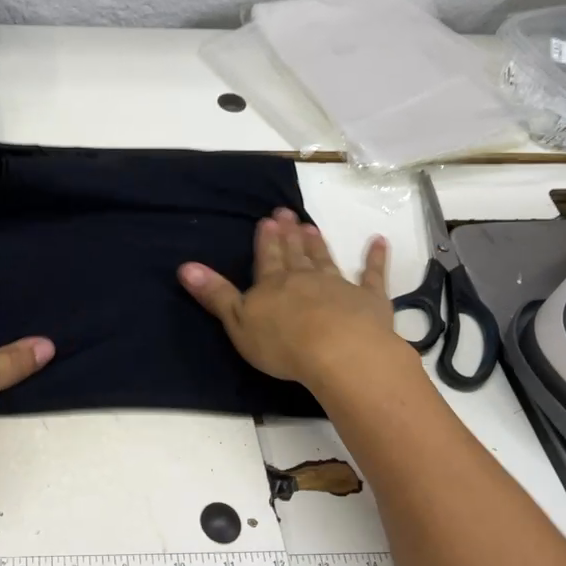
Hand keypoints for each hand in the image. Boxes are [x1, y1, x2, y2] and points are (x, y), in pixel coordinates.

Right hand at [178, 207, 414, 390]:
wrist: (339, 352)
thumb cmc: (282, 343)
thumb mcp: (238, 322)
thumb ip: (215, 295)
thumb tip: (186, 267)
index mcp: (272, 285)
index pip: (267, 258)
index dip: (266, 240)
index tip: (267, 220)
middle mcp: (304, 279)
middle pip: (295, 254)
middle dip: (289, 234)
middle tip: (287, 213)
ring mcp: (339, 286)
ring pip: (325, 260)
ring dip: (317, 244)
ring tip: (311, 226)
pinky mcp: (369, 299)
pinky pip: (373, 275)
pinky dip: (376, 258)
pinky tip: (379, 241)